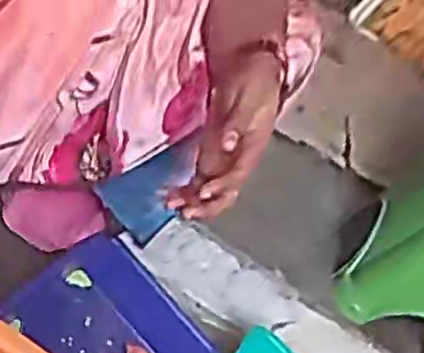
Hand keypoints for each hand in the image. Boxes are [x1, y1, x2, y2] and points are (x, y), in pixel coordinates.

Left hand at [167, 46, 282, 221]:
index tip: (202, 193)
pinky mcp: (209, 162)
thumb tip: (228, 144)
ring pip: (208, 194)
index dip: (221, 188)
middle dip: (204, 206)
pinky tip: (169, 196)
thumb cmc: (253, 81)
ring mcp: (223, 164)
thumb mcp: (250, 98)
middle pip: (224, 195)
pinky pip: (197, 185)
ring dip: (190, 202)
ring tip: (171, 204)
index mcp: (253, 149)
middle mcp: (238, 162)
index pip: (237, 176)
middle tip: (185, 211)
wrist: (248, 69)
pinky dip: (184, 193)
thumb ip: (237, 123)